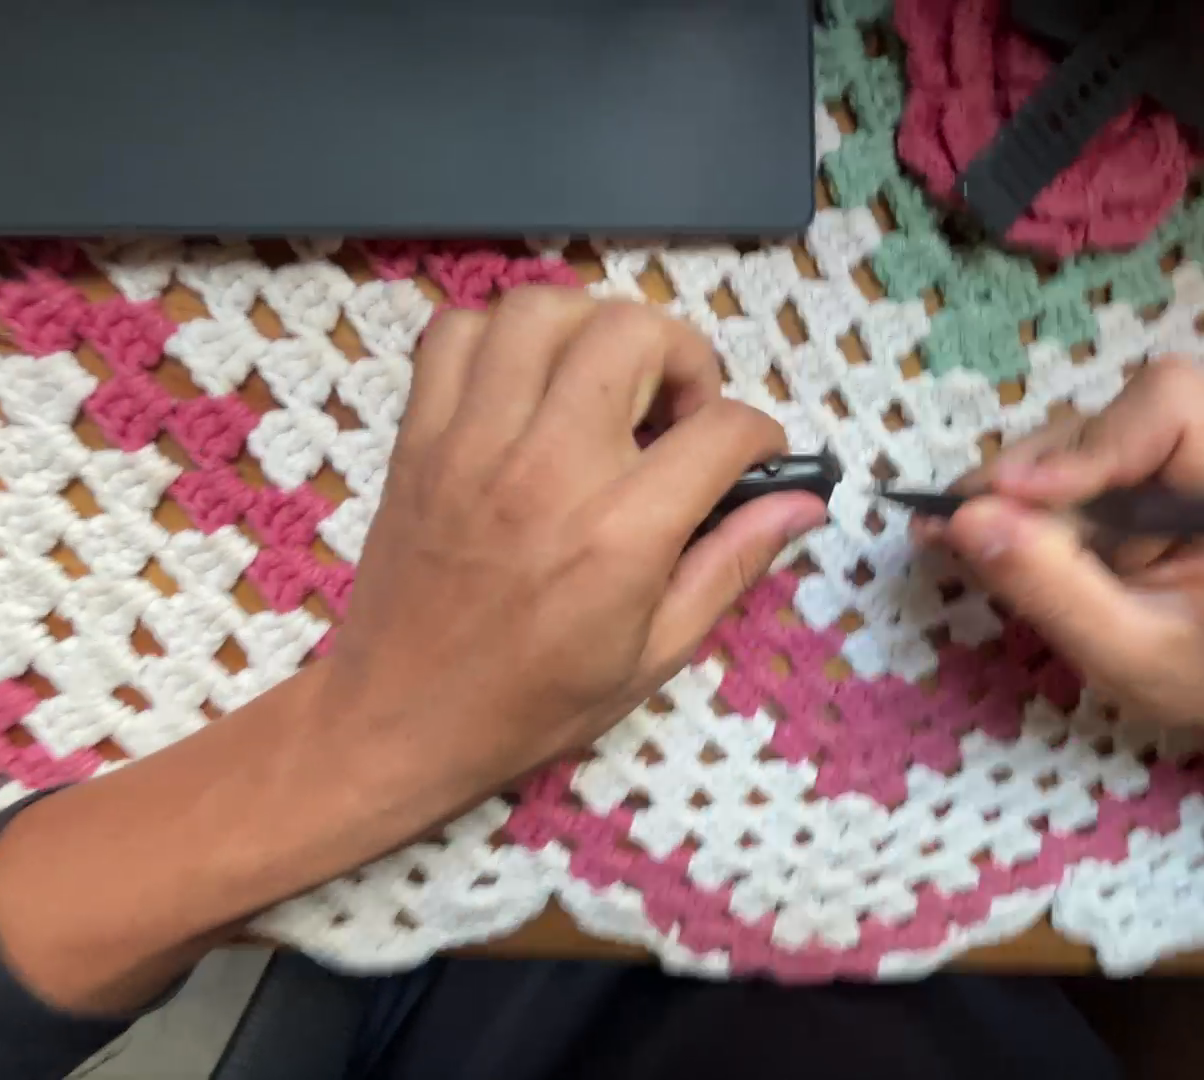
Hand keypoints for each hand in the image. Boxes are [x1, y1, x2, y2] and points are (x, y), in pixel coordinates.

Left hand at [321, 289, 829, 796]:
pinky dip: (507, 339)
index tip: (757, 459)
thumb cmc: (542, 700)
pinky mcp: (420, 436)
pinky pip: (459, 332)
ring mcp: (473, 441)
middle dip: (685, 358)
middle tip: (681, 416)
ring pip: (545, 311)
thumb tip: (803, 504)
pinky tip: (532, 388)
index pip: (721, 430)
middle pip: (634, 334)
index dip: (761, 435)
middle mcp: (549, 466)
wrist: (400, 719)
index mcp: (620, 533)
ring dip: (599, 332)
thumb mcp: (660, 652)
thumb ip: (734, 564)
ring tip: (612, 387)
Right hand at [925, 358, 1203, 746]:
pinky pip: (1062, 459)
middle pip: (1103, 420)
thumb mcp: (1125, 655)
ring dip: (1013, 493)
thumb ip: (1052, 589)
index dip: (1087, 446)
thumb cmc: (1202, 679)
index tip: (1016, 500)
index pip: (1170, 407)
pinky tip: (997, 541)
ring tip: (976, 549)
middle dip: (1027, 478)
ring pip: (1069, 437)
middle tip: (959, 533)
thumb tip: (964, 519)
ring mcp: (1177, 450)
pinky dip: (1017, 500)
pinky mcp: (1137, 463)